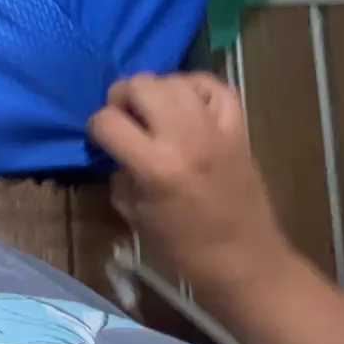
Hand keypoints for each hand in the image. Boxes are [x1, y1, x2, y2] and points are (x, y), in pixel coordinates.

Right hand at [88, 73, 294, 293]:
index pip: (106, 120)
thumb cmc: (183, 246)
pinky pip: (215, 87)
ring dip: (156, 90)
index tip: (103, 142)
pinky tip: (186, 103)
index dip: (96, 128)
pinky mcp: (239, 131)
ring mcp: (216, 132)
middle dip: (122, 97)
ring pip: (173, 81)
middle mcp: (185, 140)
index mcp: (156, 167)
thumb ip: (119, 169)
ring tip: (155, 111)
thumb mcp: (133, 211)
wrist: (247, 263)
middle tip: (127, 119)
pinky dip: (195, 87)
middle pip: (140, 85)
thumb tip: (114, 144)